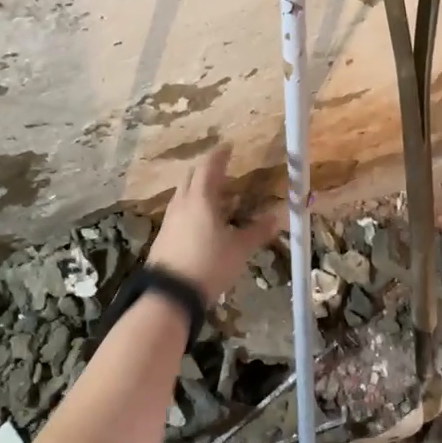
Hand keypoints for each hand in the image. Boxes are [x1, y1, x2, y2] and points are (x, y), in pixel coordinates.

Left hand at [147, 145, 283, 302]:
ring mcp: (170, 220)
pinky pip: (179, 210)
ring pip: (183, 193)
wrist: (169, 296)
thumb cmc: (208, 264)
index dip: (219, 155)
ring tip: (214, 196)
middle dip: (206, 170)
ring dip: (197, 189)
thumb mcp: (239, 249)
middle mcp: (182, 203)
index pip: (208, 166)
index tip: (228, 147)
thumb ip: (258, 231)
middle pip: (191, 176)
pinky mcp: (163, 236)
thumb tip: (277, 217)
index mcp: (200, 198)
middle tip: (222, 170)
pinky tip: (201, 220)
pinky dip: (191, 206)